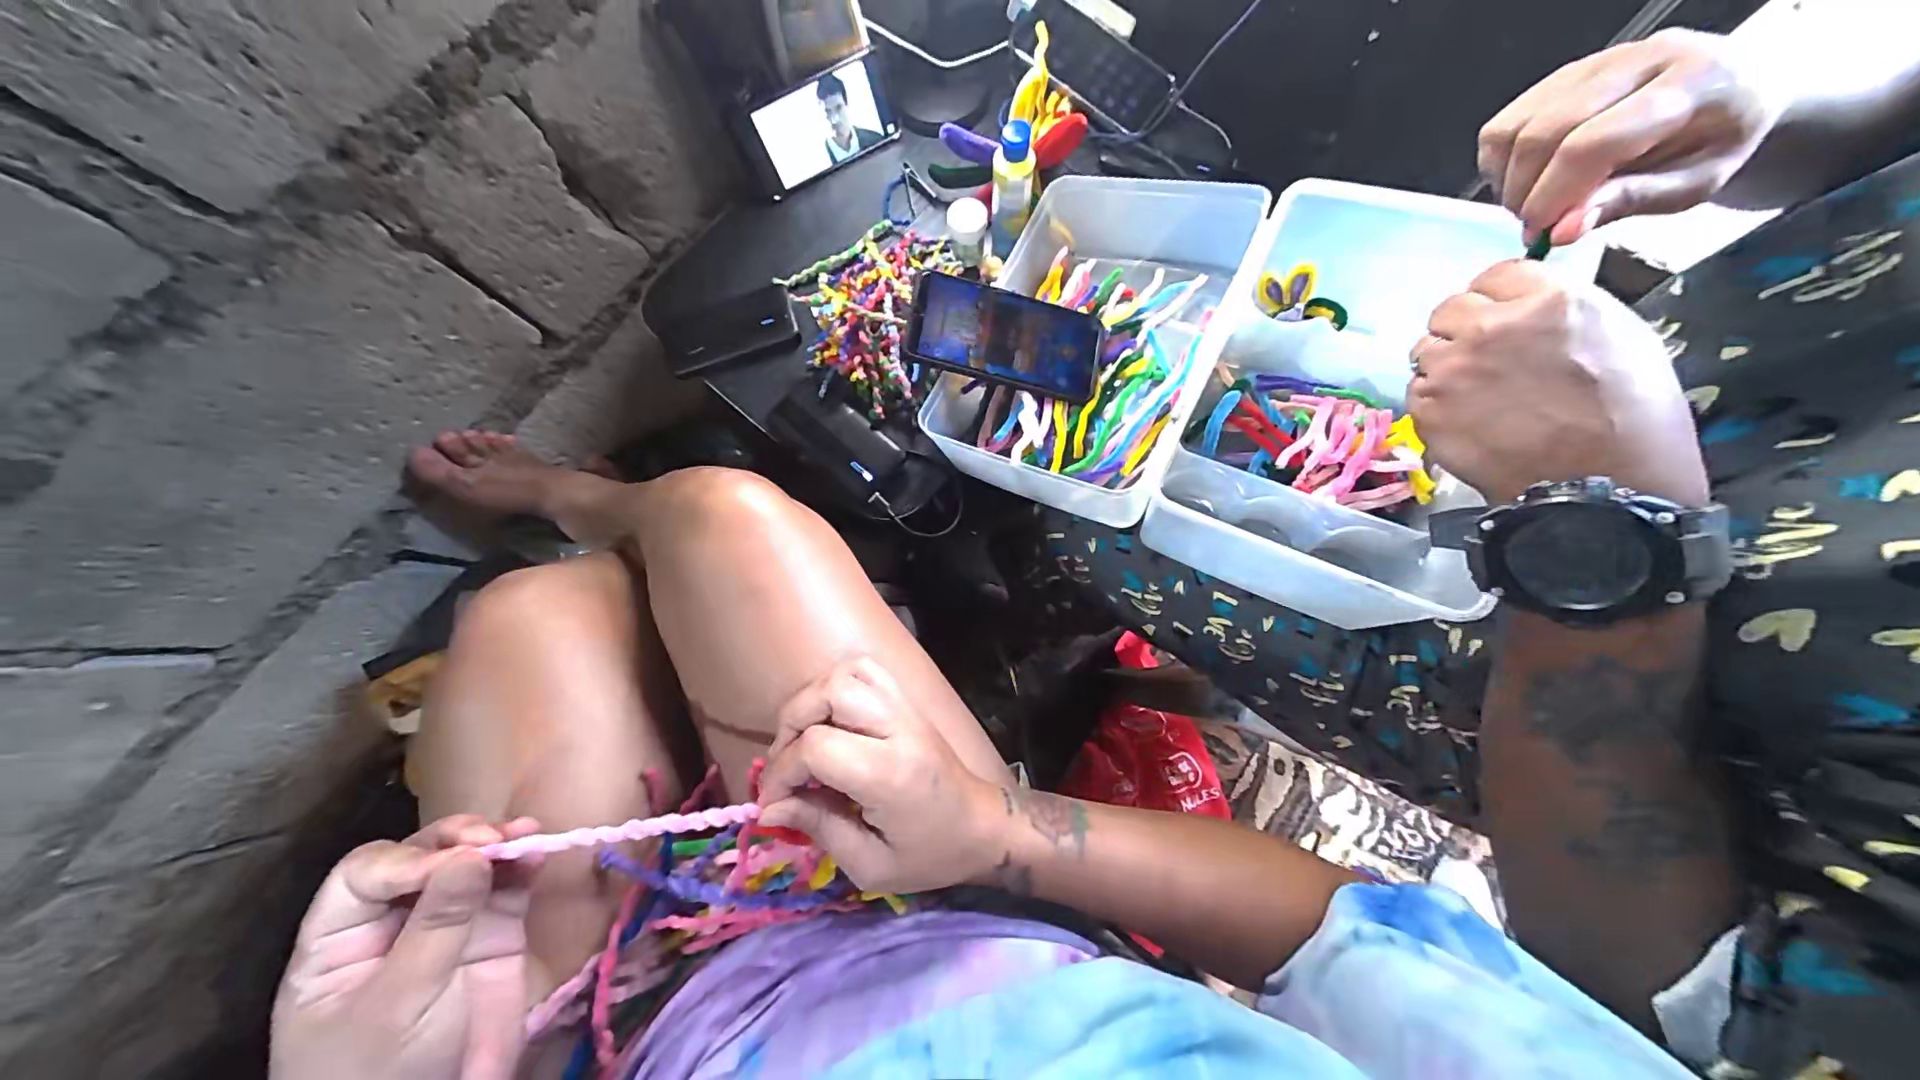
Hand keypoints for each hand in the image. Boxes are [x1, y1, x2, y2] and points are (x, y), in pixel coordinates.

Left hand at [270, 815, 542, 1079]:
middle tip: (492, 839)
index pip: (364, 875)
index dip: (407, 859)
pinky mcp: (496, 929)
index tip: (455, 863)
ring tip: (525, 834)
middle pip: (421, 855)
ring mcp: (450, 921)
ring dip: (498, 841)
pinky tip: (538, 851)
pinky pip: (510, 884)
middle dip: (457, 839)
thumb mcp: (398, 1004)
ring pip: (470, 861)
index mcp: (341, 941)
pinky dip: (526, 863)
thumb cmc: (384, 1073)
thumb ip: (436, 927)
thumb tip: (472, 855)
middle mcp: (395, 920)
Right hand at [758, 657, 1007, 893]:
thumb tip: (769, 810)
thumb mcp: (871, 865)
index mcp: (890, 773)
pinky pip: (866, 670)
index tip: (774, 804)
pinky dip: (837, 686)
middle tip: (786, 769)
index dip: (782, 773)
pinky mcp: (908, 701)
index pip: (817, 746)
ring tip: (803, 741)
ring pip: (845, 673)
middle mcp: (898, 728)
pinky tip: (830, 721)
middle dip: (789, 729)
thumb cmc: (930, 854)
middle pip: (828, 694)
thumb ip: (819, 829)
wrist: (982, 827)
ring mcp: (906, 708)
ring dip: (811, 703)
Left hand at [1410, 260, 1706, 506]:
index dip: (1495, 297)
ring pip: (1425, 350)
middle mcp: (1488, 328)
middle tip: (1481, 356)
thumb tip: (1523, 302)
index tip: (1499, 316)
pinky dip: (1432, 399)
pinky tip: (1462, 416)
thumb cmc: (1628, 412)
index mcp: (1546, 301)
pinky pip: (1416, 390)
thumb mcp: (1618, 335)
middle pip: (1448, 309)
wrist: (1597, 482)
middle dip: (1461, 328)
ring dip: (1442, 364)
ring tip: (1472, 391)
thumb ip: (1559, 310)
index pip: (1495, 275)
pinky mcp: (1425, 408)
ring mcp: (1450, 370)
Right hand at [1480, 28, 1786, 244]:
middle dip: (1524, 194)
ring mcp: (1592, 64)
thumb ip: (1626, 203)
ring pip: (1510, 133)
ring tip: (1536, 200)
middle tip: (1539, 224)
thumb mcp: (1693, 185)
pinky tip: (1528, 178)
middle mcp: (1638, 60)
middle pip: (1541, 135)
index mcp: (1689, 83)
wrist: (1739, 89)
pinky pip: (1501, 129)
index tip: (1543, 234)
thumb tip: (1560, 231)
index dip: (1551, 199)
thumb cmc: (1718, 143)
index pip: (1588, 145)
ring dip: (1508, 182)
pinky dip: (1499, 165)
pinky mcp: (1560, 77)